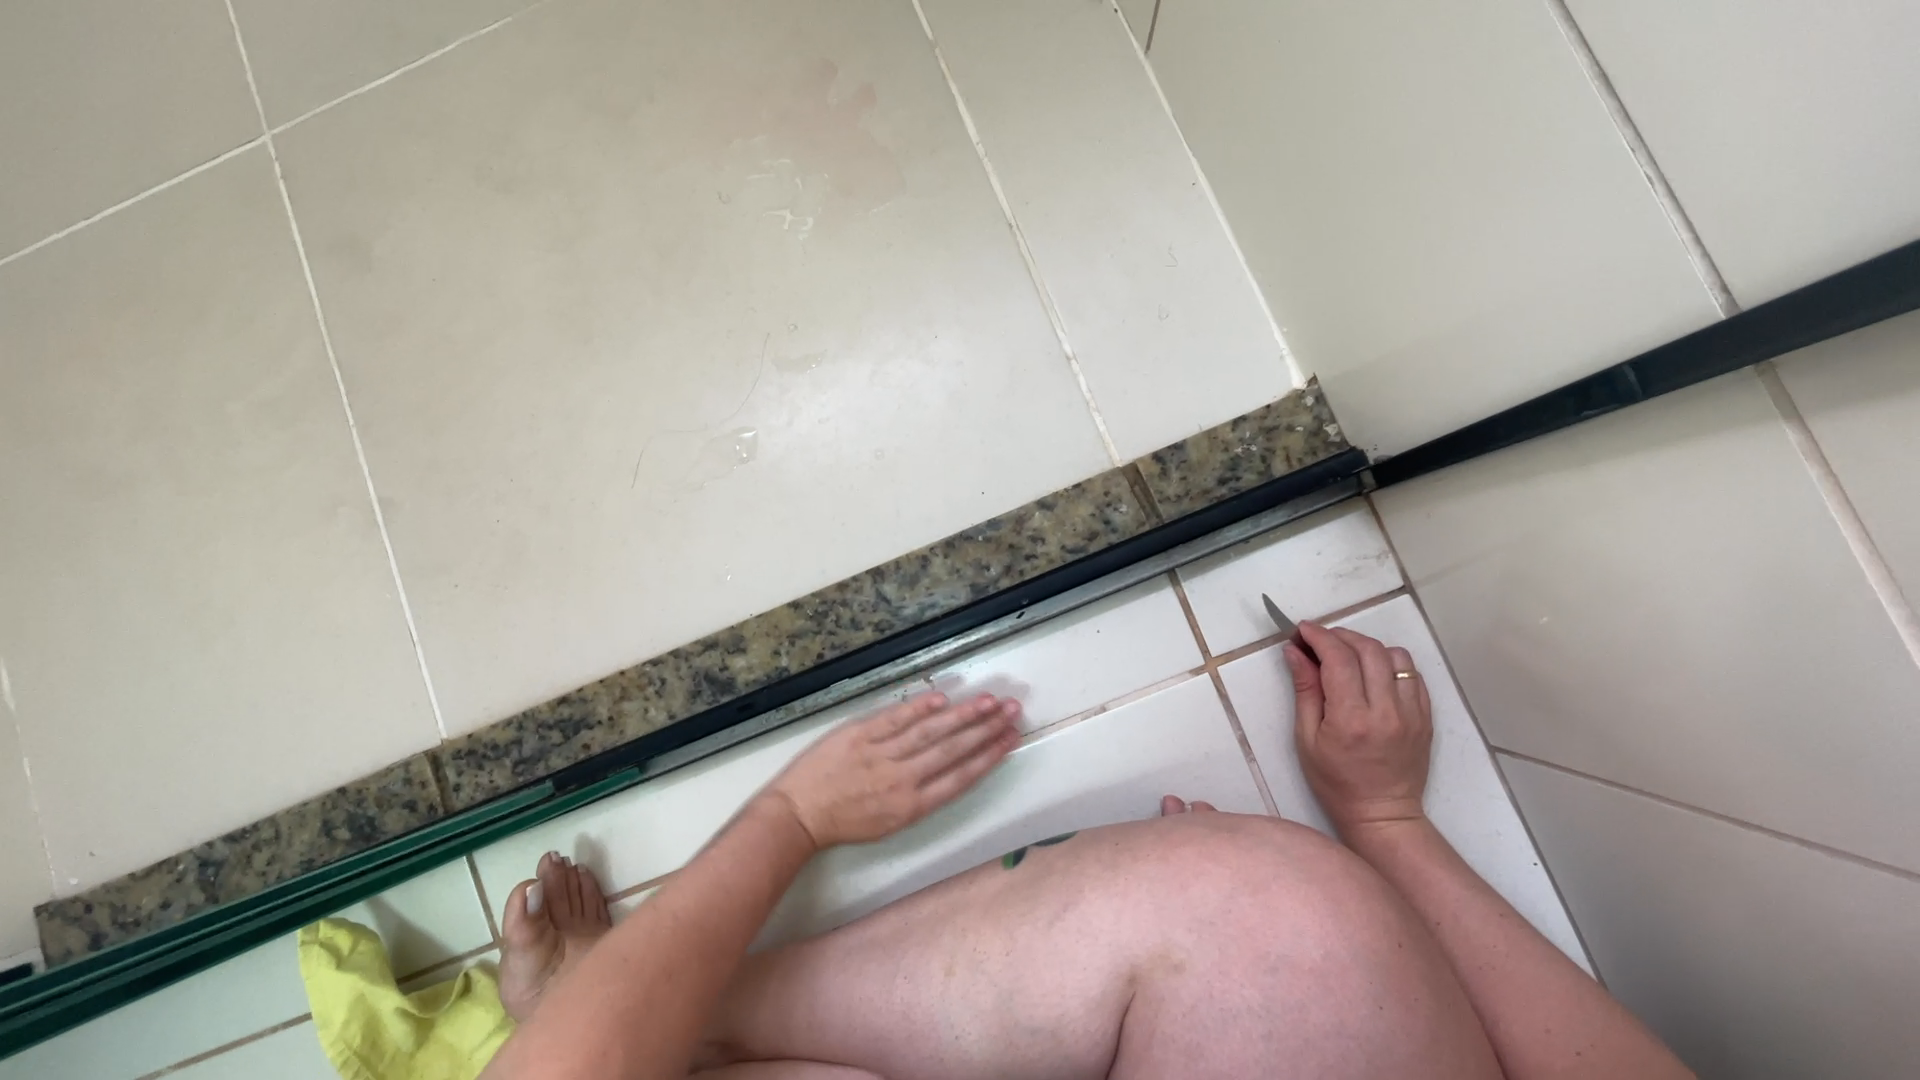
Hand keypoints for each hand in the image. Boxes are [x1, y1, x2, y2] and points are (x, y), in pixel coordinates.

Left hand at [764, 692, 1020, 849]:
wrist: (797, 815)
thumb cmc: (843, 822)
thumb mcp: (888, 822)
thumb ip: (919, 795)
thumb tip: (949, 765)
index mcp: (912, 806)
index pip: (961, 776)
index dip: (989, 756)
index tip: (1012, 738)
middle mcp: (903, 780)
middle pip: (953, 750)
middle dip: (987, 729)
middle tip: (1013, 711)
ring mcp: (881, 755)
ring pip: (931, 732)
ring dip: (963, 715)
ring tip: (989, 701)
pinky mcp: (859, 736)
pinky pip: (895, 719)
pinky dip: (919, 708)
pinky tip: (942, 699)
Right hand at [1285, 621, 1431, 839]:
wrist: (1381, 812)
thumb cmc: (1334, 781)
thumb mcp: (1306, 738)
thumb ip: (1305, 690)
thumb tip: (1295, 652)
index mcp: (1351, 719)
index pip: (1338, 659)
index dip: (1319, 636)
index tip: (1302, 630)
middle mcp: (1386, 711)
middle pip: (1367, 650)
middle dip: (1339, 635)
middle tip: (1319, 639)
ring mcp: (1412, 713)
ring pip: (1394, 656)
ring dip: (1367, 647)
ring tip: (1346, 654)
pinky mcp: (1426, 716)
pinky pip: (1412, 674)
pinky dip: (1389, 663)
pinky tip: (1371, 671)